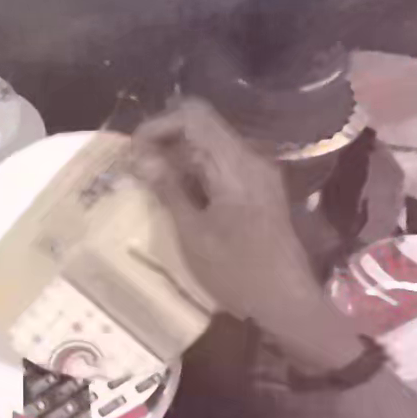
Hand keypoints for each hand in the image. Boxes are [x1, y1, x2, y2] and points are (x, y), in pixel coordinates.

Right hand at [133, 98, 362, 368]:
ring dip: (175, 157)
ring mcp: (255, 173)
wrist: (284, 300)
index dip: (157, 126)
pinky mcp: (255, 188)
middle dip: (162, 140)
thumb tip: (139, 156)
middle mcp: (248, 159)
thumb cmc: (236, 270)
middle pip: (201, 126)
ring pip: (208, 145)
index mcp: (234, 164)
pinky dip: (191, 171)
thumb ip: (167, 188)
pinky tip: (172, 194)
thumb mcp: (192, 231)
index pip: (193, 117)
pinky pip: (218, 165)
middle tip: (133, 167)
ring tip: (146, 181)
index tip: (131, 152)